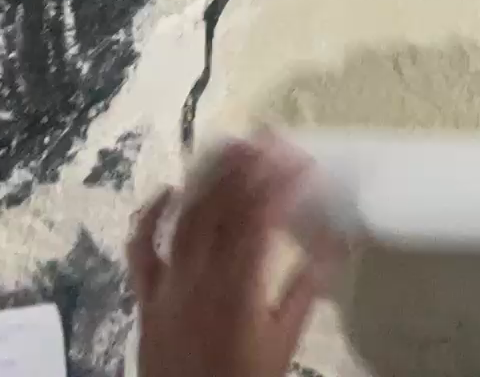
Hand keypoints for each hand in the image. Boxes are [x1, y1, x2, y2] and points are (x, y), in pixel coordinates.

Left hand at [129, 137, 340, 376]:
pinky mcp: (146, 297)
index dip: (280, 183)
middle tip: (269, 138)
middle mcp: (200, 276)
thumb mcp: (283, 342)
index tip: (303, 161)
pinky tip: (168, 189)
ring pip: (185, 216)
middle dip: (245, 166)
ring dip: (207, 176)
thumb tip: (338, 239)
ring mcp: (168, 283)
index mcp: (238, 287)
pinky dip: (150, 216)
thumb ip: (306, 288)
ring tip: (230, 145)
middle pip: (220, 206)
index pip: (260, 218)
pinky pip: (141, 250)